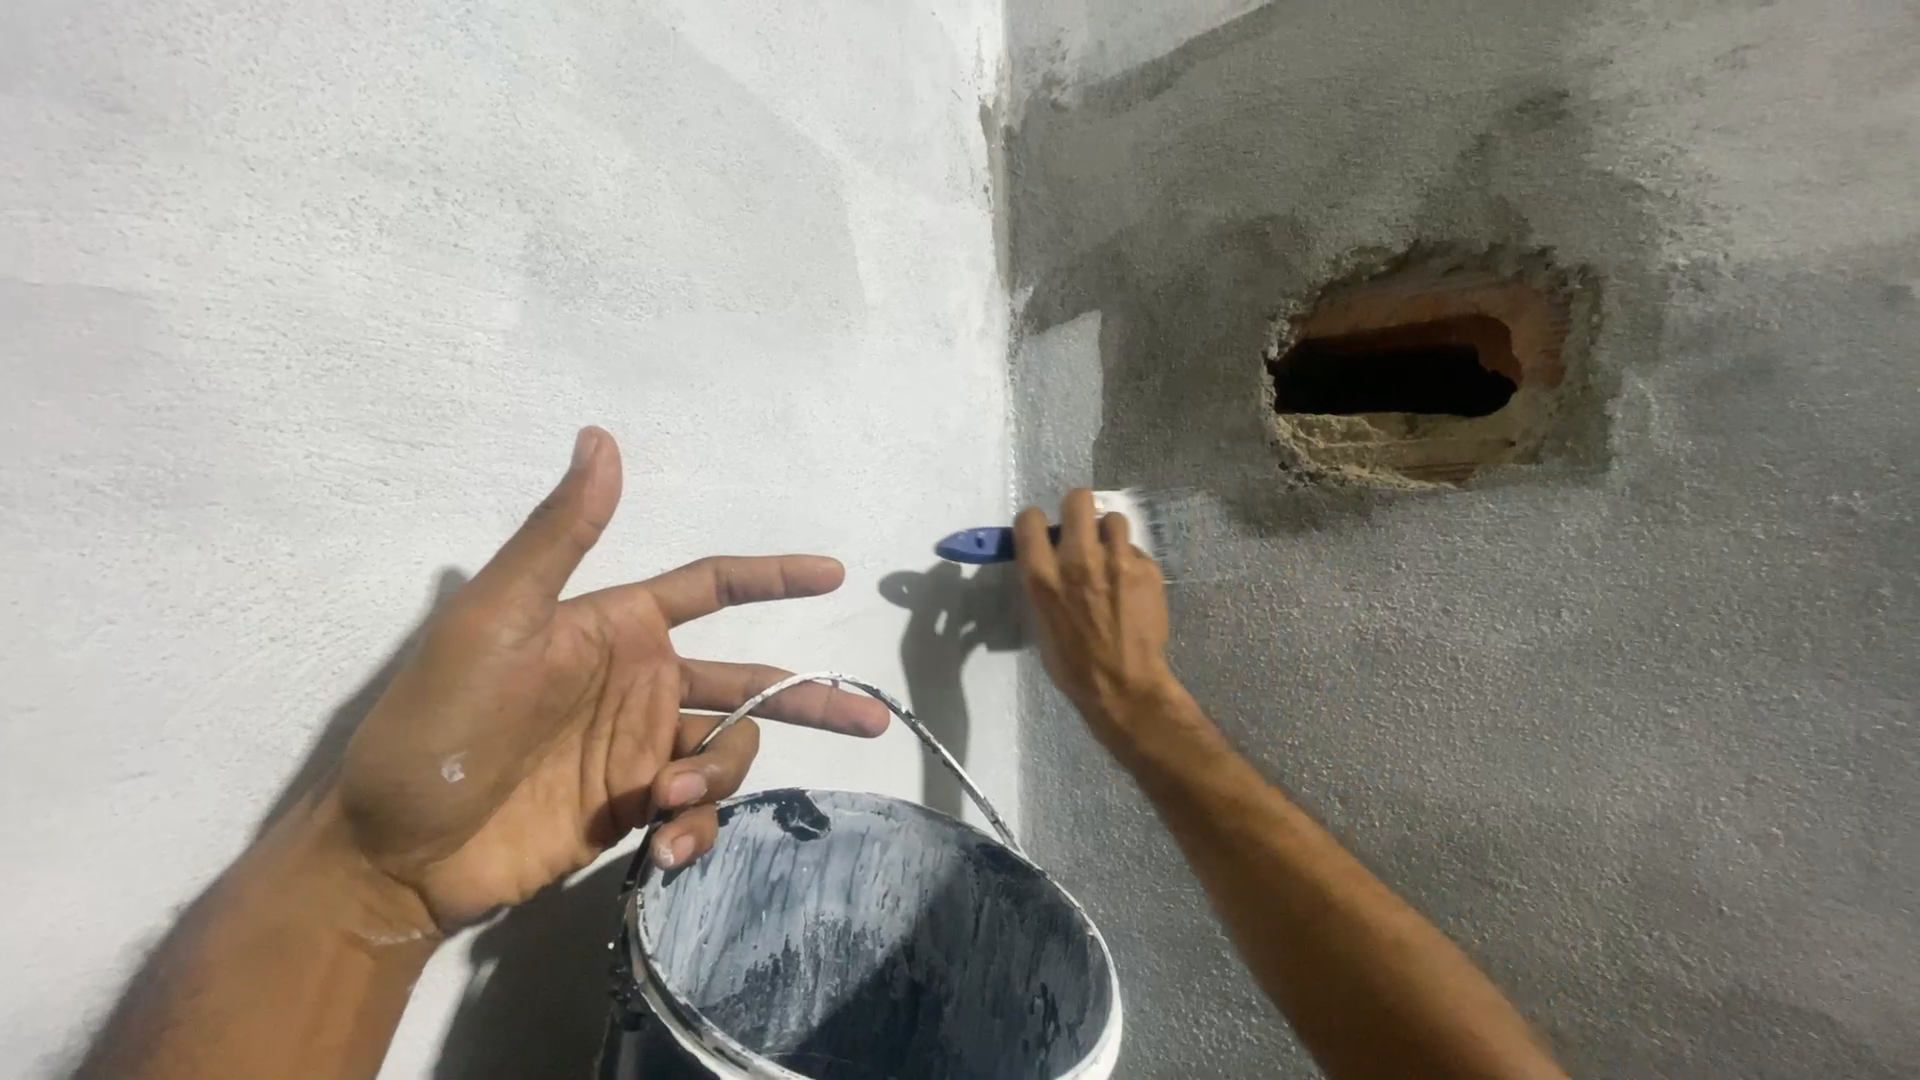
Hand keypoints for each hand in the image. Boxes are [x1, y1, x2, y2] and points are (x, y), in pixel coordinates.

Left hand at [329, 427, 889, 931]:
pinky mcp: (636, 809)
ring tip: (663, 805)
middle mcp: (646, 683)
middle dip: (809, 699)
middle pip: (752, 682)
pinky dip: (695, 830)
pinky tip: (661, 850)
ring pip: (728, 750)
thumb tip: (602, 437)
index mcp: (623, 629)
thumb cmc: (441, 720)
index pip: (714, 588)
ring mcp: (644, 748)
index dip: (774, 577)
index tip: (833, 575)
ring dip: (713, 779)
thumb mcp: (499, 617)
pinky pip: (697, 813)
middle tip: (870, 724)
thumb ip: (560, 533)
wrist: (392, 850)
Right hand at [1014, 489, 1180, 747]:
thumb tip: (1049, 564)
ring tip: (1110, 557)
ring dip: (1108, 533)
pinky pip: (1136, 550)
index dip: (1036, 522)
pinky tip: (1131, 586)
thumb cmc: (1073, 663)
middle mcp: (1078, 558)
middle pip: (1078, 498)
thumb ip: (1044, 584)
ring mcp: (1117, 561)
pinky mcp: (1147, 569)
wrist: (1124, 685)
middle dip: (1078, 509)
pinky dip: (1131, 561)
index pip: (1030, 519)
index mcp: (1043, 575)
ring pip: (1113, 518)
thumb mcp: (1042, 621)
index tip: (1043, 533)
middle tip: (1081, 530)